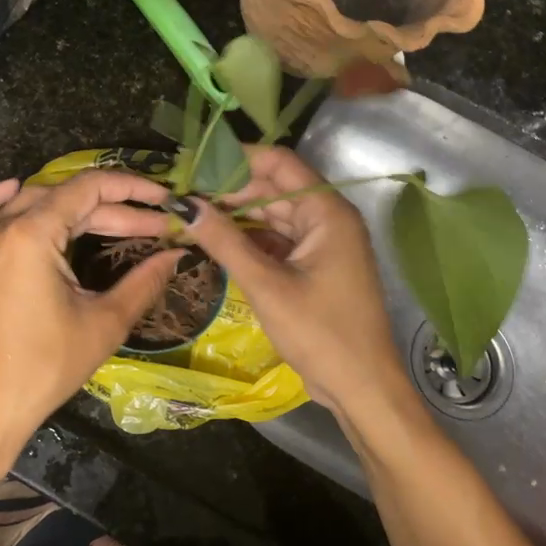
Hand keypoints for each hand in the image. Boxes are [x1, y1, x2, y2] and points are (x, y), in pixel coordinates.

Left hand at [0, 170, 181, 463]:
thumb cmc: (45, 368)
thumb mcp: (104, 323)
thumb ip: (143, 282)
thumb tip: (176, 255)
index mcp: (33, 235)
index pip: (89, 189)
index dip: (131, 188)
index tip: (163, 199)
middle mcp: (2, 228)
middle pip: (64, 198)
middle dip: (113, 208)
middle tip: (155, 226)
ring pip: (29, 202)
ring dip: (72, 207)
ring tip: (113, 219)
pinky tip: (14, 191)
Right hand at [174, 145, 403, 414]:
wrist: (362, 387)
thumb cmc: (320, 333)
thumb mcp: (266, 285)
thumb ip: (224, 241)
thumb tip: (184, 204)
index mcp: (327, 212)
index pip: (278, 163)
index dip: (236, 158)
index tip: (194, 164)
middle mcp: (328, 219)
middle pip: (274, 188)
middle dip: (230, 190)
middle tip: (184, 195)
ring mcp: (323, 244)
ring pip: (273, 215)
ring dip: (236, 215)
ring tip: (191, 215)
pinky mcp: (315, 266)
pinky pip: (278, 240)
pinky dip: (249, 239)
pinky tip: (216, 242)